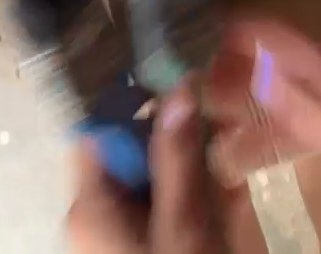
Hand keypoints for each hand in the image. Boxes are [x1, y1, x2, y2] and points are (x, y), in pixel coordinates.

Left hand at [66, 86, 253, 253]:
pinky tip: (230, 197)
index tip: (181, 83)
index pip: (98, 130)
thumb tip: (181, 84)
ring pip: (157, 176)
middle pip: (133, 149)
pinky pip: (168, 206)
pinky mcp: (149, 245)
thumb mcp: (181, 226)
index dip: (134, 102)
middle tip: (220, 118)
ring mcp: (124, 232)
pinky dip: (198, 197)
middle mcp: (98, 214)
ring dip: (196, 163)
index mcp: (89, 205)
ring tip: (231, 153)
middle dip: (178, 134)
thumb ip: (178, 156)